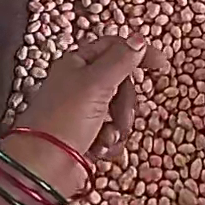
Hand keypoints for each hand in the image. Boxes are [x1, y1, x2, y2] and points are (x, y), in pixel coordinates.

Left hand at [11, 35, 162, 187]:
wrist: (43, 165)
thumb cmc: (66, 118)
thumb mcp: (96, 83)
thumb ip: (120, 60)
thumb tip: (139, 39)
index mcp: (78, 63)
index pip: (114, 47)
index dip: (137, 53)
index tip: (161, 66)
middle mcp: (80, 84)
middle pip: (121, 82)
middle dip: (125, 101)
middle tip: (119, 115)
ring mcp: (83, 111)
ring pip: (120, 110)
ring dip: (118, 125)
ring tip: (106, 136)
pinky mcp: (87, 135)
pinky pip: (113, 132)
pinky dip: (109, 141)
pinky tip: (98, 149)